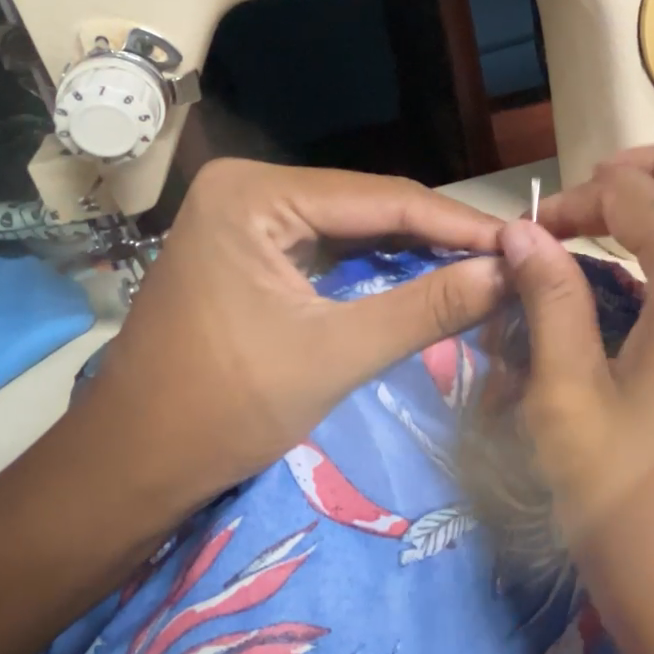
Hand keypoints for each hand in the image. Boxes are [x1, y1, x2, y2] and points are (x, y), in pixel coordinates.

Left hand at [80, 160, 507, 515]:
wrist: (129, 467)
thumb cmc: (222, 408)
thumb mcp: (337, 354)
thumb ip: (428, 308)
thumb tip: (510, 274)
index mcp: (255, 194)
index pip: (385, 198)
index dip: (461, 224)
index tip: (524, 244)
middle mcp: (250, 186)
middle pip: (373, 205)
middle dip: (444, 237)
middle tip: (512, 259)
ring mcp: (248, 215)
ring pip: (359, 225)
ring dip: (420, 250)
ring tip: (487, 267)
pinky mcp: (253, 246)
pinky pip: (336, 246)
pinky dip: (385, 265)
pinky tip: (433, 277)